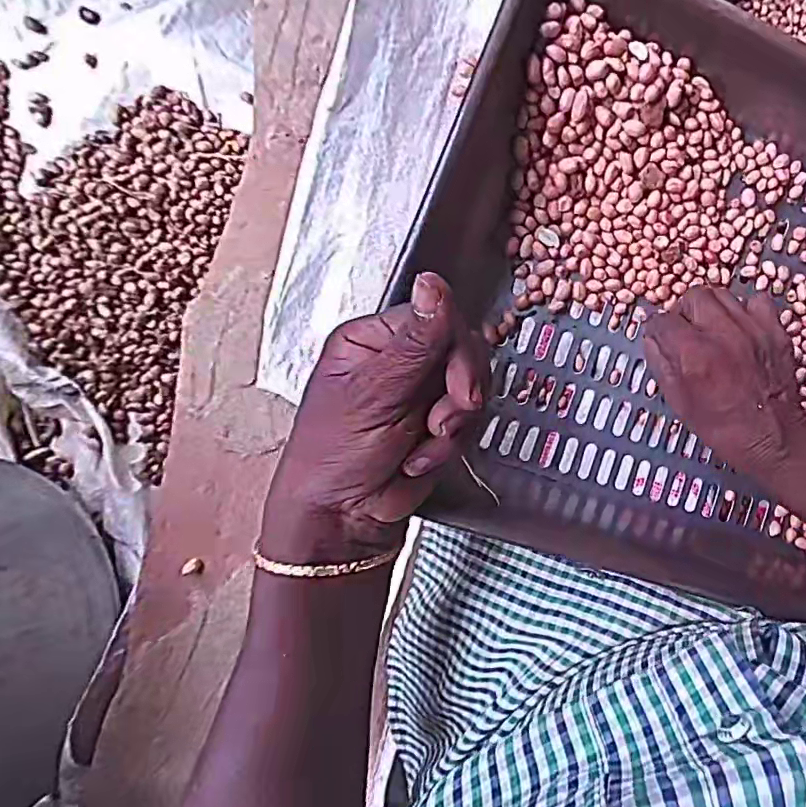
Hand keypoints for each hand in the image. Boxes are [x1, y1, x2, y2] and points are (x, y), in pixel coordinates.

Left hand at [260, 272, 488, 562]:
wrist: (342, 521)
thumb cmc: (333, 456)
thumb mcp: (374, 395)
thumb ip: (415, 342)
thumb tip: (434, 285)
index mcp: (373, 339)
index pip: (436, 319)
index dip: (457, 350)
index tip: (460, 386)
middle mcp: (401, 360)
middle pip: (462, 351)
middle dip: (460, 392)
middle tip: (443, 422)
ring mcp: (422, 391)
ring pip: (472, 387)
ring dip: (455, 424)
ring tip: (425, 446)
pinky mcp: (438, 421)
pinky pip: (470, 420)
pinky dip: (452, 445)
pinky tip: (421, 460)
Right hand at [644, 286, 805, 478]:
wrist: (774, 439)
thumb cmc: (724, 429)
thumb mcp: (680, 403)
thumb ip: (661, 365)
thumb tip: (652, 340)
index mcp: (694, 354)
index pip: (663, 320)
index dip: (657, 329)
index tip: (660, 336)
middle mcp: (723, 333)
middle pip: (693, 296)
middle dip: (684, 311)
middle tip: (686, 331)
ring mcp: (753, 328)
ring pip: (723, 294)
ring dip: (711, 308)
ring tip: (712, 328)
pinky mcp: (775, 330)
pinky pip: (756, 301)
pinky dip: (745, 310)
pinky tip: (741, 328)